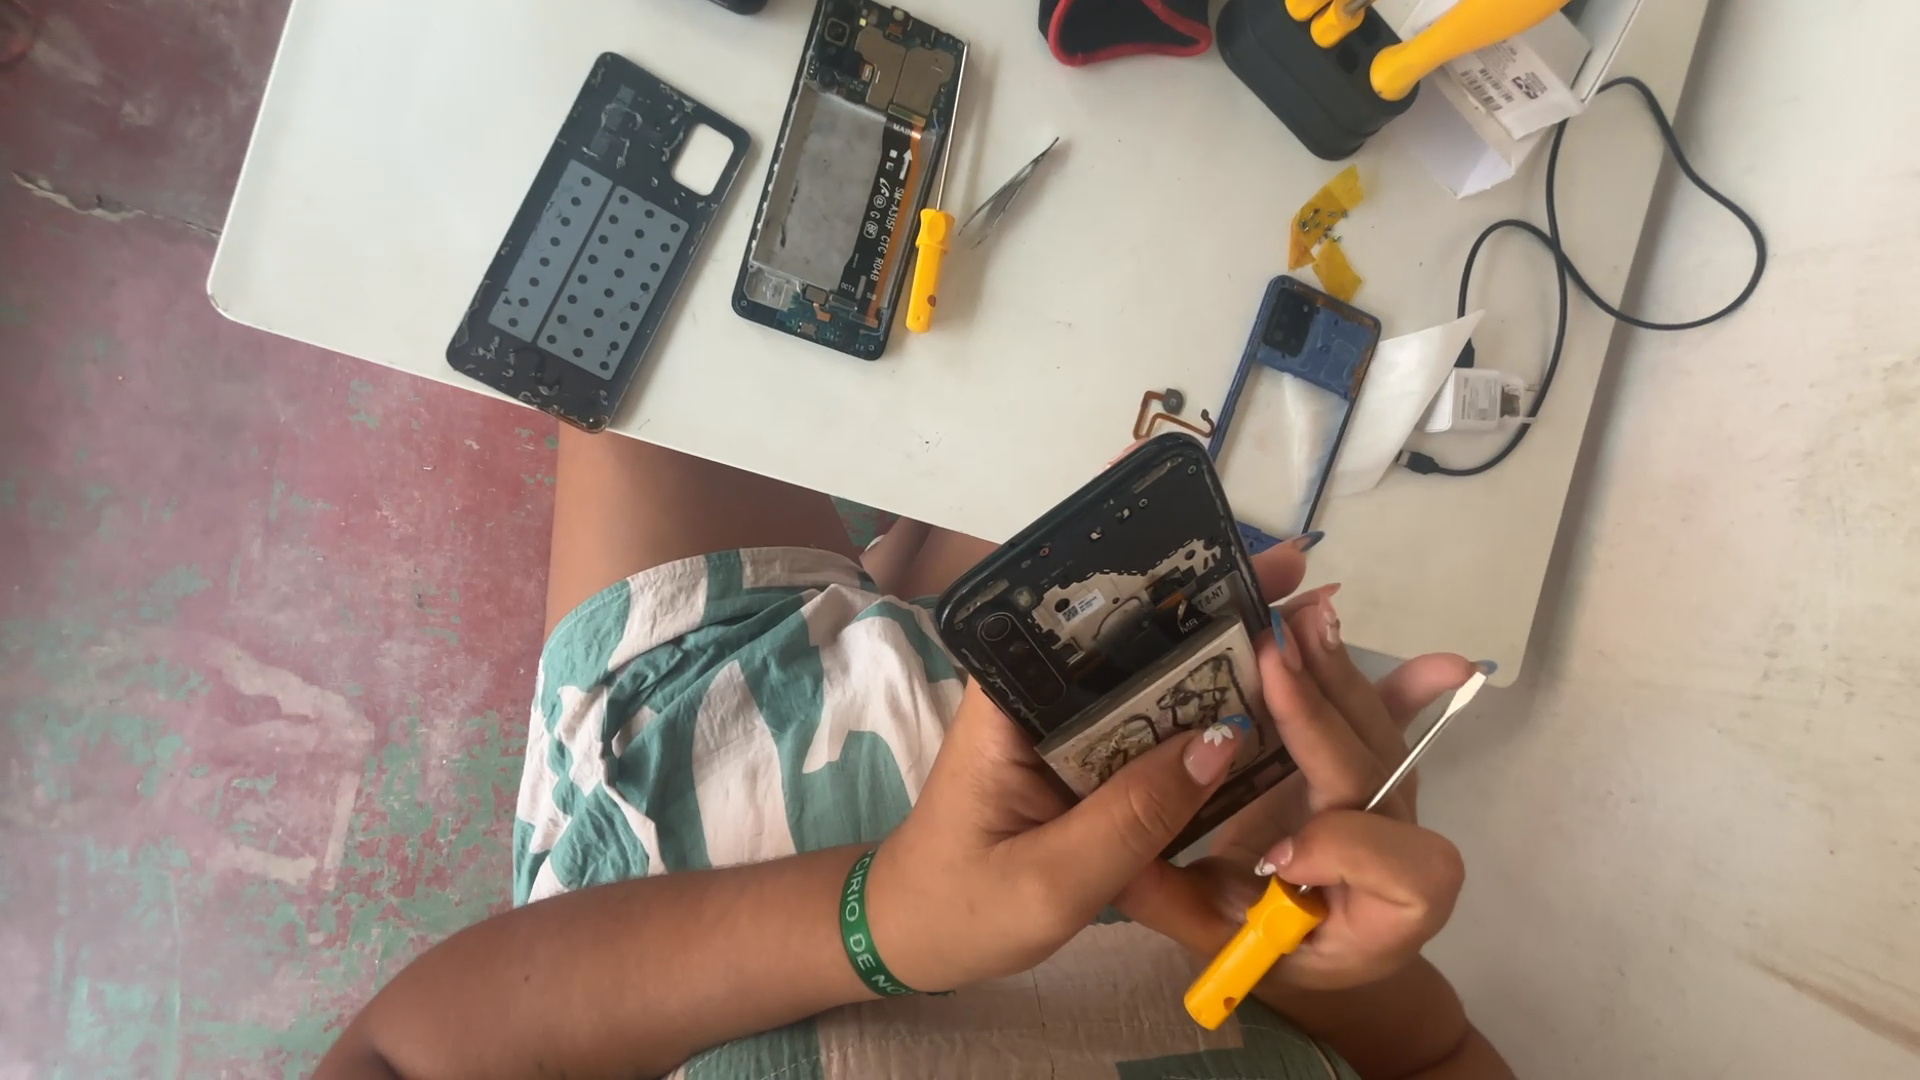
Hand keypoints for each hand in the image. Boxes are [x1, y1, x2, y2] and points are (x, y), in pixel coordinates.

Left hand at [857, 541, 1315, 990]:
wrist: (916, 933)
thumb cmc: (962, 906)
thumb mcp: (1050, 879)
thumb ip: (1132, 816)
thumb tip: (1224, 737)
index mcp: (1007, 701)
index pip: (1081, 617)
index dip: (1158, 582)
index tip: (1234, 558)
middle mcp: (1033, 696)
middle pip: (1123, 639)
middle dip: (1204, 610)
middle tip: (1293, 583)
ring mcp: (1056, 725)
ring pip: (1139, 680)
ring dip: (1207, 659)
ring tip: (1290, 630)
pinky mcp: (1074, 756)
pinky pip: (1140, 725)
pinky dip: (1189, 717)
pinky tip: (1247, 709)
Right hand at [1119, 590, 1478, 990]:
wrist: (1321, 947)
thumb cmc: (1265, 949)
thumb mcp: (1209, 936)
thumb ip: (1160, 894)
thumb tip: (1100, 846)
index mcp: (1378, 916)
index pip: (1397, 873)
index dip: (1343, 848)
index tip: (1271, 850)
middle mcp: (1399, 852)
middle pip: (1380, 776)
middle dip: (1320, 717)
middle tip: (1270, 656)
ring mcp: (1393, 803)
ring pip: (1379, 733)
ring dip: (1336, 672)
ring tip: (1299, 617)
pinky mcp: (1378, 771)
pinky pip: (1398, 722)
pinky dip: (1404, 686)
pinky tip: (1430, 656)